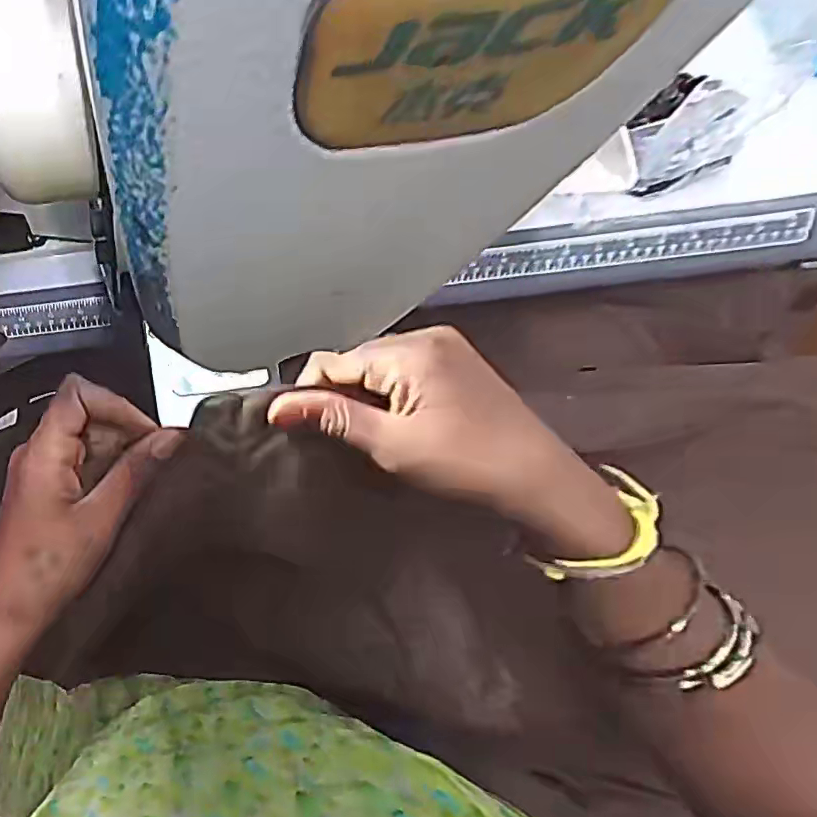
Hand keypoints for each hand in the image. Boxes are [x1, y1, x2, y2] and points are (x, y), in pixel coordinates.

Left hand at [0, 375, 184, 642]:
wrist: (13, 607)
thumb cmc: (45, 571)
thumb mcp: (101, 517)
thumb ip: (136, 471)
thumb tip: (167, 440)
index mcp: (41, 452)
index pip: (78, 394)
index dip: (118, 405)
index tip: (148, 432)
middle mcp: (33, 453)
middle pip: (83, 412)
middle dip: (123, 430)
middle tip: (153, 458)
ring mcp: (36, 469)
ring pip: (82, 437)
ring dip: (115, 451)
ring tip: (138, 482)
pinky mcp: (42, 487)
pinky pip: (76, 461)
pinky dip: (102, 469)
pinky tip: (117, 494)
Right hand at [268, 327, 630, 555]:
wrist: (539, 479)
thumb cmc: (466, 463)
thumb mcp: (390, 444)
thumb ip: (332, 417)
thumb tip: (278, 406)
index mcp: (410, 351)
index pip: (331, 362)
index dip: (309, 395)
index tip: (302, 430)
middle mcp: (427, 337)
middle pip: (354, 361)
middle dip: (338, 396)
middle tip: (342, 439)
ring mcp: (446, 347)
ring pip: (376, 367)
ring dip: (363, 398)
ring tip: (371, 435)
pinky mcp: (456, 363)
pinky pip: (402, 371)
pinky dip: (387, 395)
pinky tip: (397, 424)